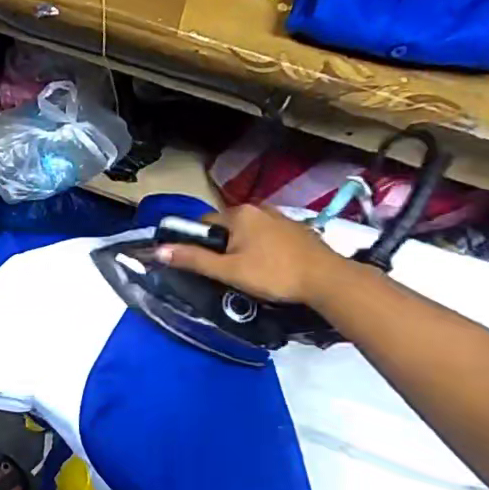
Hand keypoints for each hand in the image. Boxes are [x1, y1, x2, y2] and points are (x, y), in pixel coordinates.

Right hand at [155, 204, 353, 305]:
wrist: (328, 281)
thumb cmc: (274, 274)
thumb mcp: (229, 271)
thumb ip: (194, 259)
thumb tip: (159, 250)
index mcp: (238, 214)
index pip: (204, 223)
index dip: (199, 244)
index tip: (206, 265)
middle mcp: (258, 208)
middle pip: (226, 227)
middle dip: (223, 247)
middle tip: (228, 273)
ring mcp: (280, 217)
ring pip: (248, 232)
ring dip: (244, 248)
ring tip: (250, 272)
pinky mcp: (297, 230)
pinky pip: (268, 236)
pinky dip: (263, 249)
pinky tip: (271, 268)